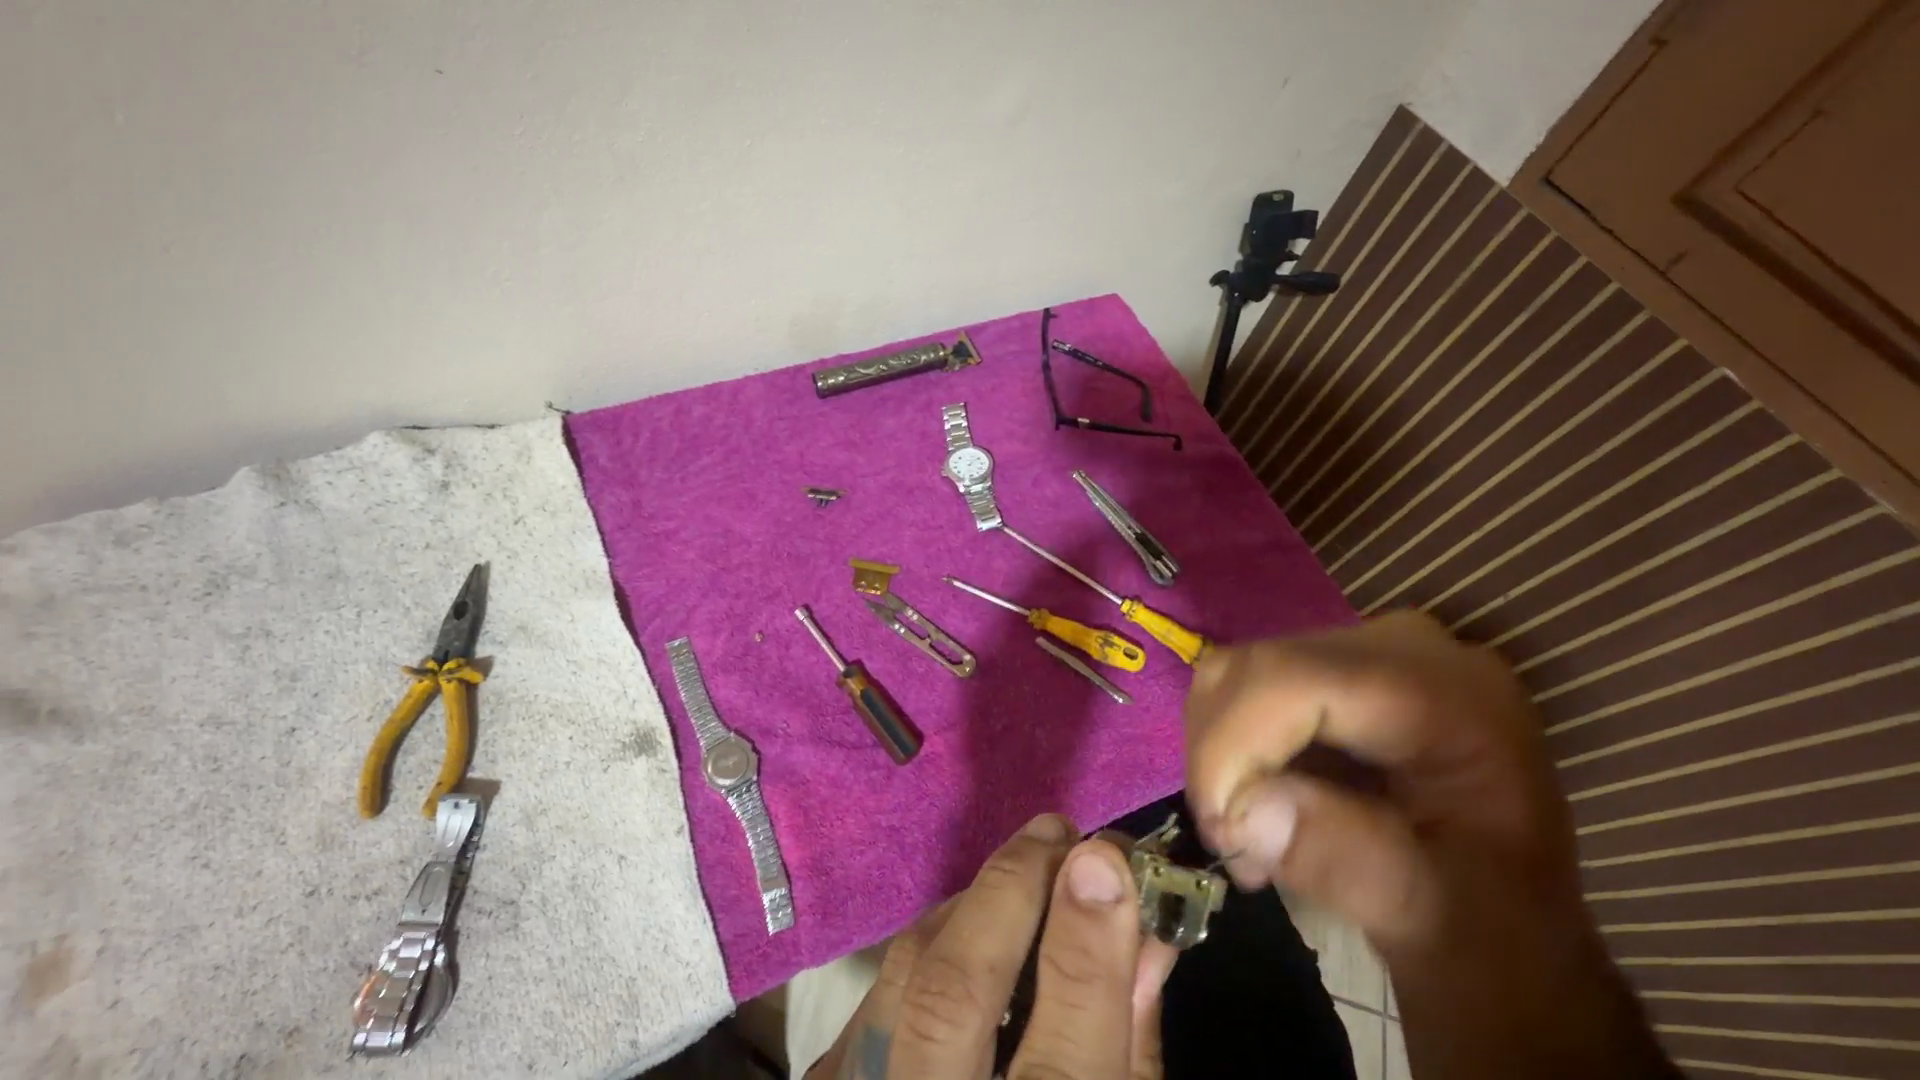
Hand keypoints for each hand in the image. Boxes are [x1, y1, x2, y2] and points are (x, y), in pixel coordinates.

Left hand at [805, 815, 1178, 1079]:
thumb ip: (1130, 1056)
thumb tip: (1145, 940)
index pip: (1062, 1053)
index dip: (1086, 946)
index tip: (1108, 856)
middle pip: (955, 998)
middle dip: (1011, 893)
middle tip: (1061, 830)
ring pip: (905, 980)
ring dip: (972, 905)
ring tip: (1026, 861)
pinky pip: (878, 993)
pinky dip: (930, 944)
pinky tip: (969, 922)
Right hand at [1184, 611, 1678, 1079]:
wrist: (1515, 950)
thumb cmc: (1492, 946)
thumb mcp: (1430, 921)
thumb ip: (1347, 861)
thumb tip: (1245, 812)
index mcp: (1452, 699)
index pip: (1295, 678)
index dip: (1234, 744)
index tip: (1223, 835)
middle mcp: (1411, 653)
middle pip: (1258, 666)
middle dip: (1222, 755)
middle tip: (1231, 842)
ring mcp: (1373, 659)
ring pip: (1241, 676)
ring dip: (1222, 757)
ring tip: (1244, 835)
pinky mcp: (1342, 679)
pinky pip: (1250, 693)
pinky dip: (1233, 753)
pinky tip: (1257, 812)